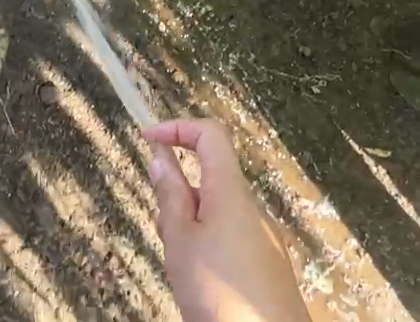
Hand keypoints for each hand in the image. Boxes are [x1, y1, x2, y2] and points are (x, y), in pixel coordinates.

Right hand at [144, 119, 310, 321]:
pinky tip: (203, 287)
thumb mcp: (180, 240)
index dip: (177, 127)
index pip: (211, 134)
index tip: (147, 141)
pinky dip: (210, 247)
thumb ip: (170, 194)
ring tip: (183, 270)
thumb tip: (161, 155)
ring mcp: (267, 240)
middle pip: (211, 179)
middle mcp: (254, 210)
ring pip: (219, 213)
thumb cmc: (217, 292)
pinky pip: (233, 240)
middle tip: (166, 236)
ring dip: (192, 226)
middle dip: (180, 196)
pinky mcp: (272, 269)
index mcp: (233, 193)